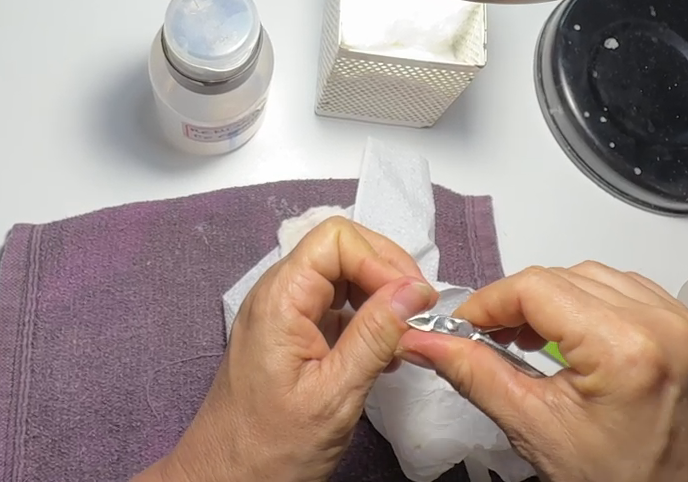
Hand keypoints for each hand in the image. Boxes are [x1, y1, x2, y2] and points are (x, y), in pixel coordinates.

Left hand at [139, 218, 438, 481]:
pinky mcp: (294, 329)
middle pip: (341, 248)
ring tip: (404, 334)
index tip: (413, 297)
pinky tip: (385, 350)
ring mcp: (286, 309)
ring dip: (379, 294)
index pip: (336, 239)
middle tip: (417, 311)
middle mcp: (280, 291)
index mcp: (281, 296)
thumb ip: (374, 336)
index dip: (379, 259)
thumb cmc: (269, 447)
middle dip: (385, 271)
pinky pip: (336, 301)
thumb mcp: (334, 395)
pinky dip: (366, 316)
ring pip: (342, 273)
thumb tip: (414, 289)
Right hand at [397, 262, 687, 481]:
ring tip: (534, 336)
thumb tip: (423, 339)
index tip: (464, 322)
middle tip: (492, 335)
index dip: (491, 301)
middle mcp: (665, 327)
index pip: (536, 288)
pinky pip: (631, 288)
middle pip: (564, 278)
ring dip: (559, 298)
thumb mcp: (534, 429)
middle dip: (521, 302)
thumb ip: (474, 373)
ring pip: (596, 276)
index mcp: (626, 350)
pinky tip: (581, 333)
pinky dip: (597, 302)